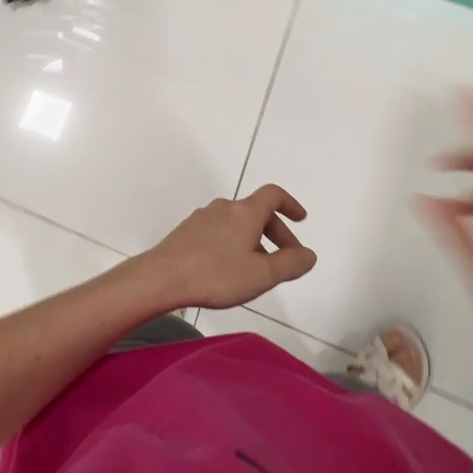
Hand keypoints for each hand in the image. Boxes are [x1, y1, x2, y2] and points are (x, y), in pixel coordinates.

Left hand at [133, 184, 317, 309]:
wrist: (163, 277)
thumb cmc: (216, 274)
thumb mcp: (261, 275)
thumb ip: (290, 264)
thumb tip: (309, 254)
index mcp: (245, 212)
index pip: (273, 195)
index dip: (290, 204)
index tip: (301, 220)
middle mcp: (224, 208)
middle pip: (257, 210)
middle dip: (277, 232)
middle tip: (287, 258)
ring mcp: (203, 217)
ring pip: (238, 222)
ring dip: (255, 239)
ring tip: (260, 268)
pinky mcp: (189, 230)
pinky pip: (221, 230)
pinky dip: (236, 242)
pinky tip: (232, 268)